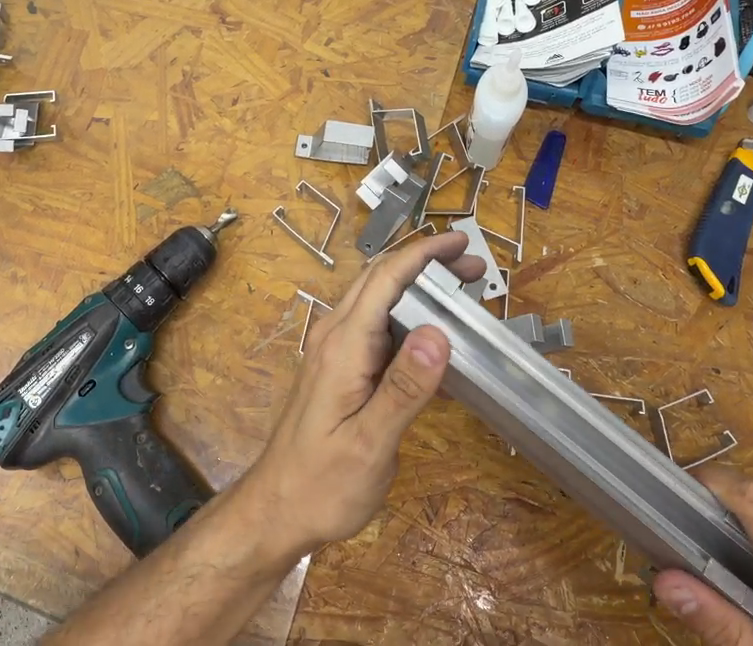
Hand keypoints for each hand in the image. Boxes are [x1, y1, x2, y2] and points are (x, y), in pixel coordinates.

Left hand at [232, 232, 482, 559]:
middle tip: (474, 266)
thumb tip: (439, 334)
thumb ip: (404, 388)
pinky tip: (436, 339)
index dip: (423, 253)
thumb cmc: (322, 484)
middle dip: (427, 263)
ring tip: (464, 293)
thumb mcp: (369, 443)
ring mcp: (336, 352)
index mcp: (343, 345)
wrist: (277, 510)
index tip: (460, 241)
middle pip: (382, 280)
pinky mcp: (340, 369)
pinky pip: (377, 328)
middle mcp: (336, 337)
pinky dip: (410, 318)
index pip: (384, 279)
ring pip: (379, 300)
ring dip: (419, 288)